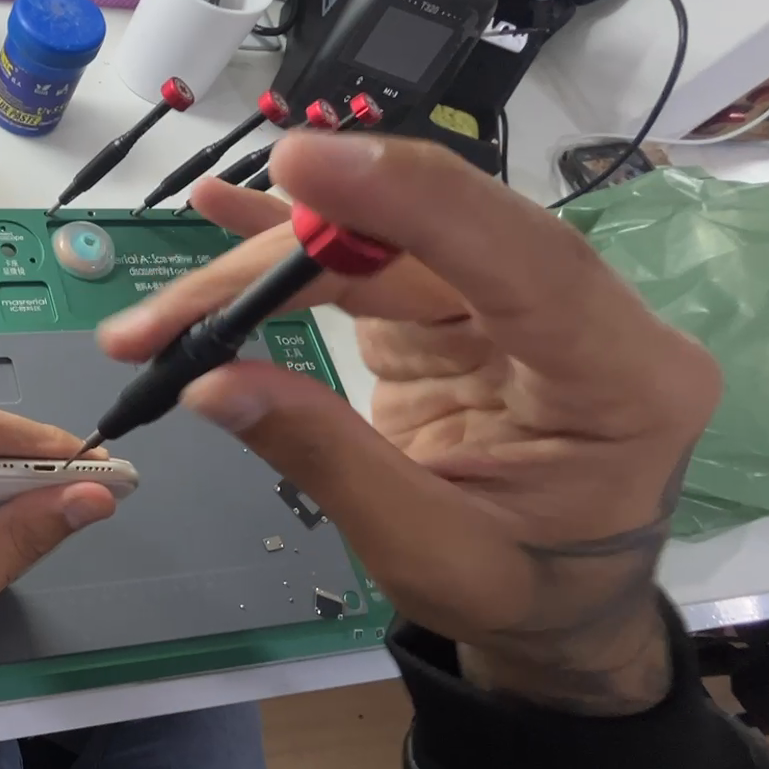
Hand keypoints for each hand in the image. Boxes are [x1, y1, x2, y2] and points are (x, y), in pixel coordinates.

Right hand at [99, 134, 719, 714]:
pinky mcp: (438, 314)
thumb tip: (209, 385)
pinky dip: (283, 246)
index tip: (297, 164)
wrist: (547, 605)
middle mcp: (560, 315)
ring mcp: (493, 307)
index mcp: (613, 375)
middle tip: (156, 324)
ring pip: (358, 254)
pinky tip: (227, 208)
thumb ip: (324, 455)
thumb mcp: (423, 546)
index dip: (404, 201)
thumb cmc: (514, 588)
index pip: (517, 256)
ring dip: (247, 280)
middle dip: (264, 274)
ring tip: (156, 319)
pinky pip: (353, 265)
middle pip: (401, 250)